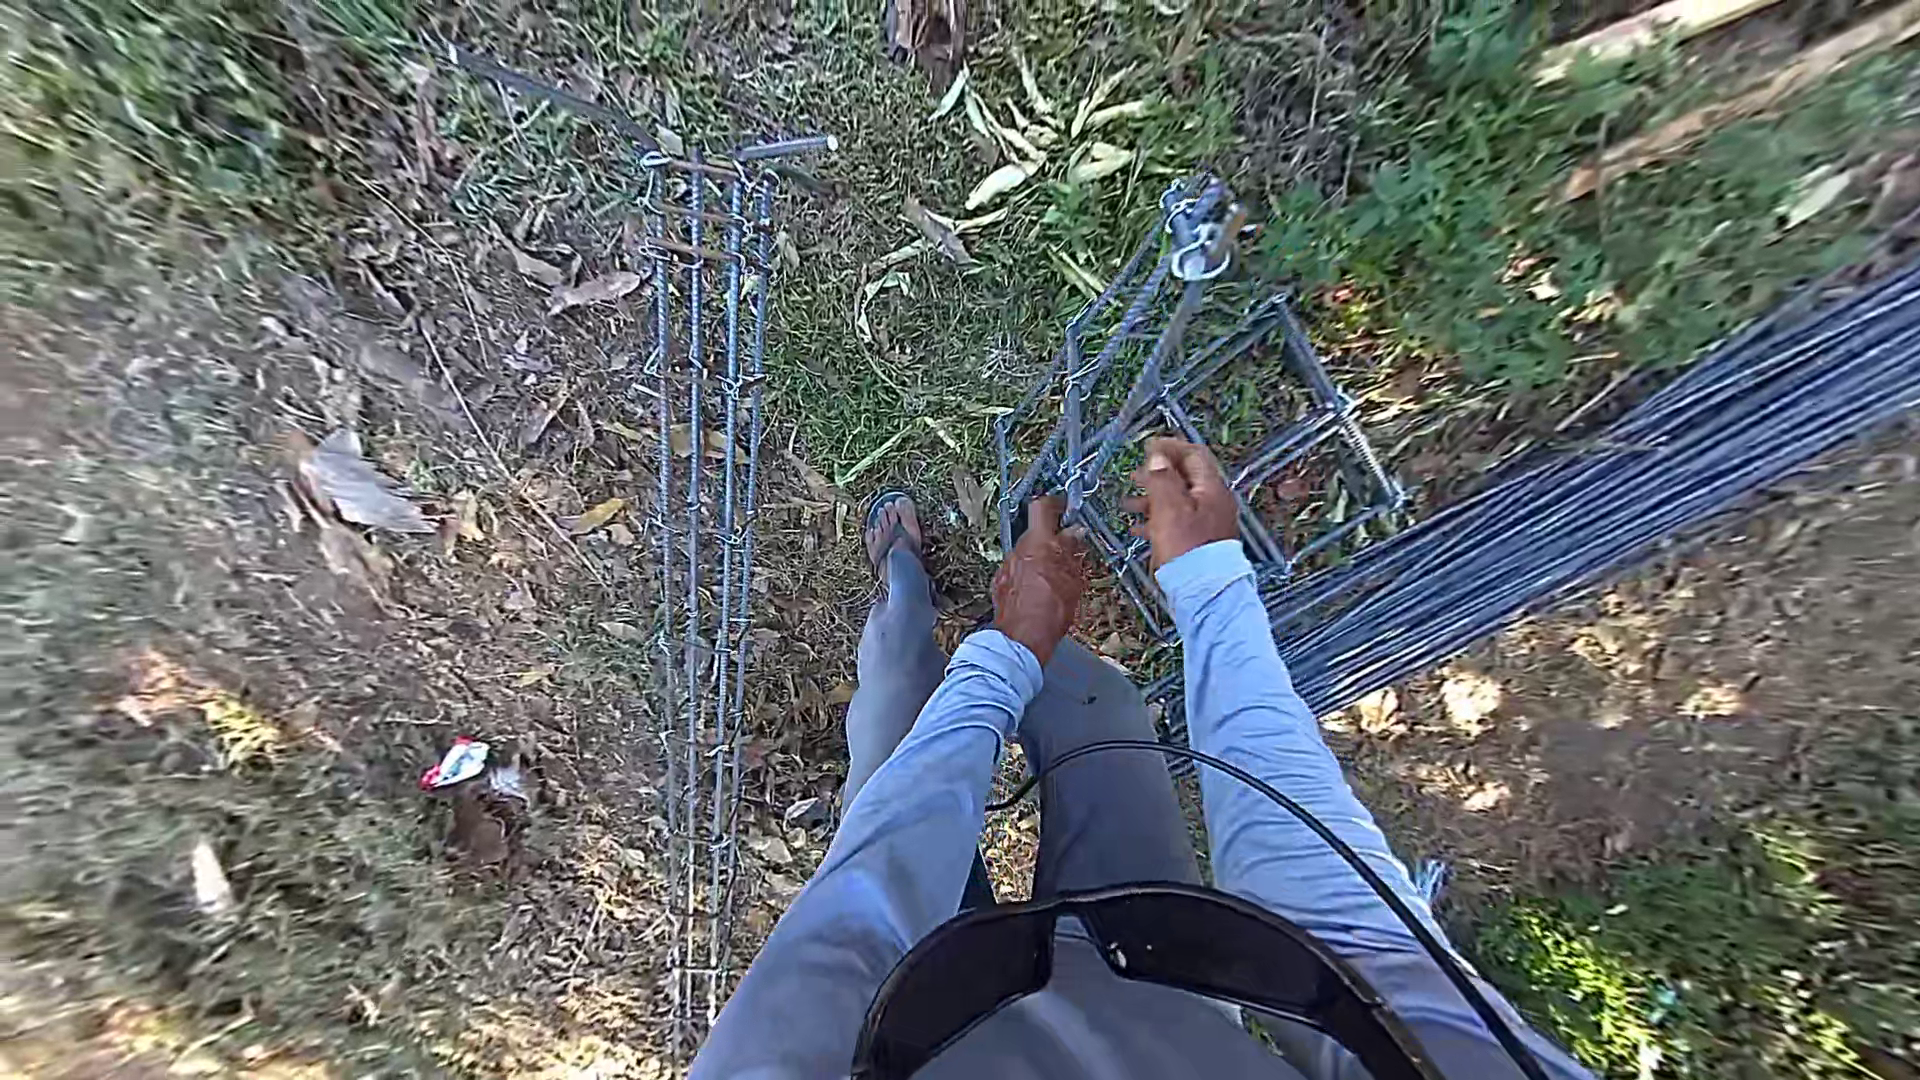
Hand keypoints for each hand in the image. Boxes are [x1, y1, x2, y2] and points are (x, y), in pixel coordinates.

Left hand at [990, 495, 1088, 666]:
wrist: (1021, 639)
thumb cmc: (1048, 613)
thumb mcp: (1072, 580)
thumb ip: (1071, 552)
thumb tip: (1074, 535)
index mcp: (1039, 543)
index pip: (1043, 506)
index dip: (1055, 503)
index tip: (1064, 508)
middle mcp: (1019, 549)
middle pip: (1035, 530)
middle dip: (1051, 537)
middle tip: (1068, 547)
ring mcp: (1007, 565)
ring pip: (1026, 551)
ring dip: (1040, 556)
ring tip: (1055, 575)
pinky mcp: (1000, 580)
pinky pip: (1017, 568)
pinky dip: (1028, 573)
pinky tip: (1039, 588)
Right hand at [1123, 437, 1238, 569]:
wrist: (1203, 588)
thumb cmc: (1186, 546)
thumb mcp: (1169, 506)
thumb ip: (1162, 478)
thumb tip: (1157, 457)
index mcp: (1210, 488)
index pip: (1193, 455)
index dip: (1170, 447)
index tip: (1148, 447)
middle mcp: (1212, 502)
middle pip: (1184, 478)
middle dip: (1157, 474)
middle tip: (1134, 475)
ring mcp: (1207, 522)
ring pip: (1177, 500)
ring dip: (1151, 498)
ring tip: (1128, 503)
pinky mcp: (1198, 540)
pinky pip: (1175, 521)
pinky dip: (1156, 519)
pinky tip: (1138, 528)